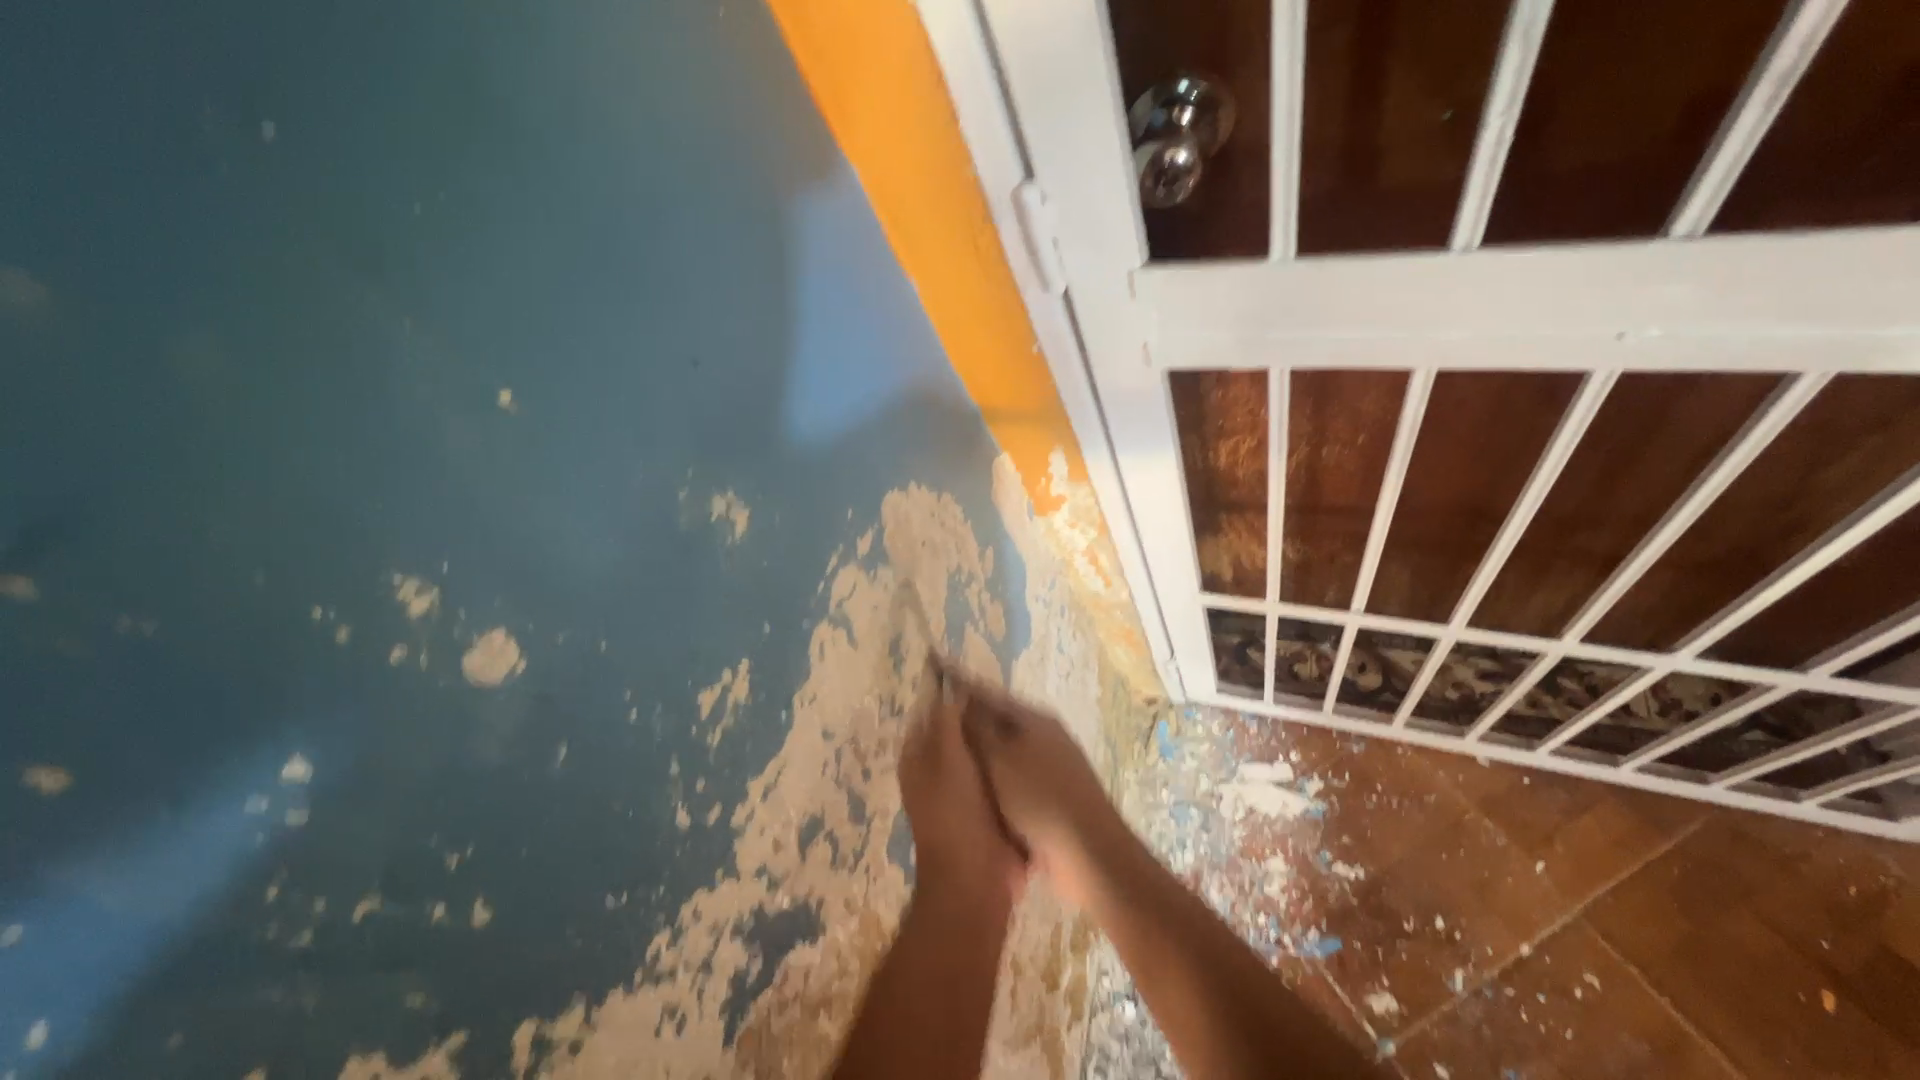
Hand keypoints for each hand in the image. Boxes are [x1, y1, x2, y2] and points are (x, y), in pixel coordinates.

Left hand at [898, 662, 1027, 910]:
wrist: (977, 878)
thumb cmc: (955, 813)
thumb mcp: (947, 759)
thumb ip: (947, 721)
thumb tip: (949, 685)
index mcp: (919, 757)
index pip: (932, 712)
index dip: (951, 693)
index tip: (978, 675)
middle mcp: (938, 770)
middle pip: (960, 731)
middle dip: (981, 716)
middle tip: (1011, 696)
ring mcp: (965, 791)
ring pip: (983, 753)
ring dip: (999, 740)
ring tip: (1025, 716)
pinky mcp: (990, 807)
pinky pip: (1001, 776)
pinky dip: (1012, 764)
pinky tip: (1033, 751)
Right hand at [948, 667, 1125, 909]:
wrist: (1088, 853)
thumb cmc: (1039, 800)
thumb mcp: (999, 760)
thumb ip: (976, 728)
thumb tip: (955, 698)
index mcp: (1033, 720)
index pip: (987, 692)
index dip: (957, 679)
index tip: (933, 661)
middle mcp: (1044, 736)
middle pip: (996, 719)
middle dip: (966, 713)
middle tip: (932, 711)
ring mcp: (1051, 767)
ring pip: (1003, 749)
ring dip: (977, 747)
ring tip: (944, 749)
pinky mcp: (1051, 796)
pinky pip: (1011, 777)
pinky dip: (990, 775)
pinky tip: (972, 787)